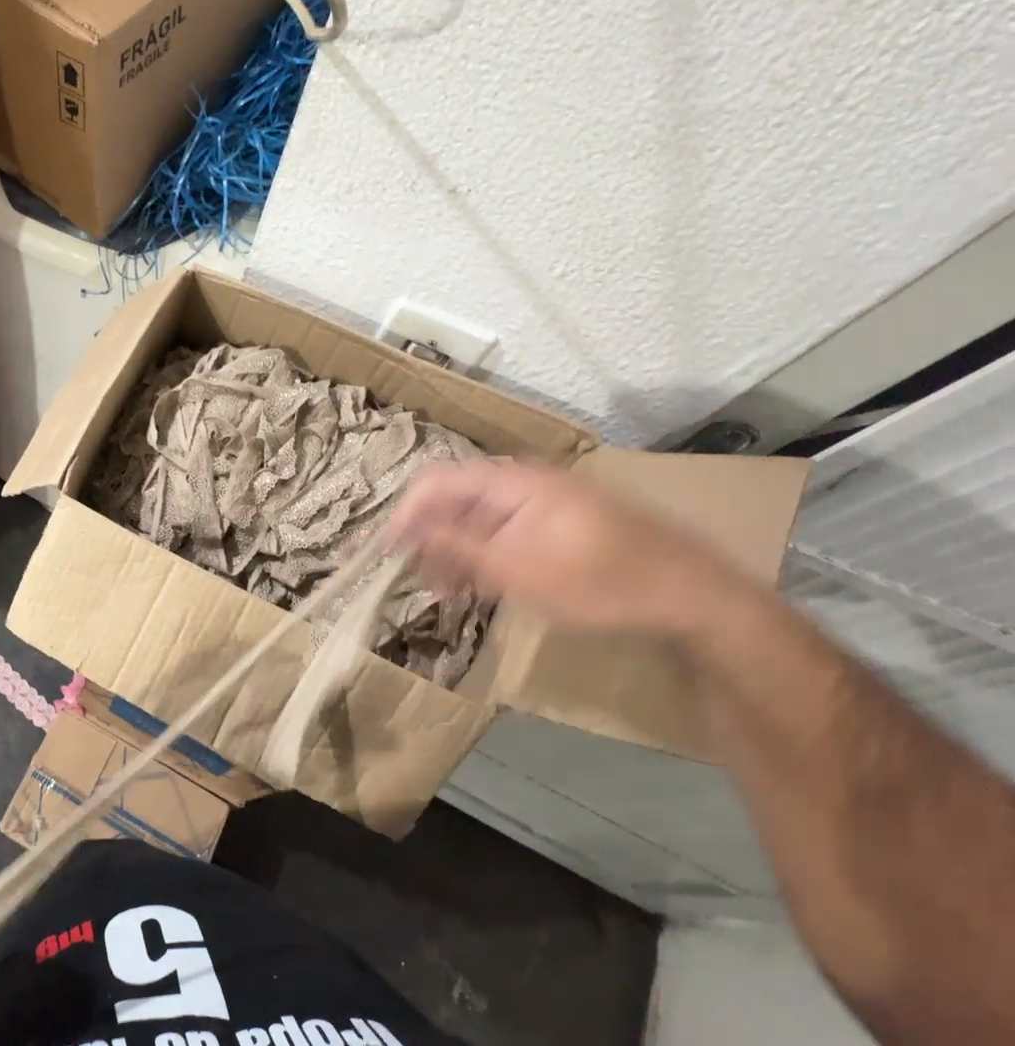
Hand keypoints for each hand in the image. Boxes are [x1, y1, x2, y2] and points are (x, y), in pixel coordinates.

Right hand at [384, 460, 748, 635]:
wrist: (692, 597)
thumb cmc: (602, 583)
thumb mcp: (517, 571)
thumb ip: (455, 546)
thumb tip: (406, 528)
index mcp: (514, 482)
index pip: (436, 482)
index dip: (405, 514)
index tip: (387, 553)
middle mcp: (525, 483)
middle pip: (455, 500)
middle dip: (430, 538)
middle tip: (420, 580)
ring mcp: (544, 503)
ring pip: (478, 519)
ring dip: (455, 552)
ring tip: (448, 592)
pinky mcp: (558, 524)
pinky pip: (504, 531)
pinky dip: (484, 555)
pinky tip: (481, 586)